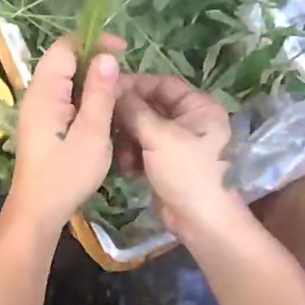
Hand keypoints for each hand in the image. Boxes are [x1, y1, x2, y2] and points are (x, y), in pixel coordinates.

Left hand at [4, 34, 123, 229]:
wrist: (38, 211)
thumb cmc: (66, 174)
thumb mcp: (92, 133)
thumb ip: (100, 94)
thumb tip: (107, 57)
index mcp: (45, 92)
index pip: (65, 47)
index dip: (94, 41)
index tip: (124, 51)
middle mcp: (37, 94)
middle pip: (65, 61)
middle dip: (96, 60)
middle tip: (125, 77)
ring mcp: (39, 110)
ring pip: (67, 80)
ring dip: (93, 80)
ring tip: (120, 94)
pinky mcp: (45, 124)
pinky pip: (66, 97)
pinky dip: (87, 97)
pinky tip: (105, 112)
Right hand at [113, 73, 240, 235]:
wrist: (201, 221)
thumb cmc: (186, 171)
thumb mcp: (159, 136)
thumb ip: (134, 109)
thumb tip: (112, 86)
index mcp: (199, 106)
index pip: (162, 84)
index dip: (134, 85)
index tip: (106, 88)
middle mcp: (191, 120)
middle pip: (151, 107)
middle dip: (128, 117)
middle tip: (103, 121)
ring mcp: (179, 142)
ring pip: (144, 129)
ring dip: (128, 139)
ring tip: (119, 154)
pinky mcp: (168, 162)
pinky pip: (145, 149)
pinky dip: (133, 155)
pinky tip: (126, 169)